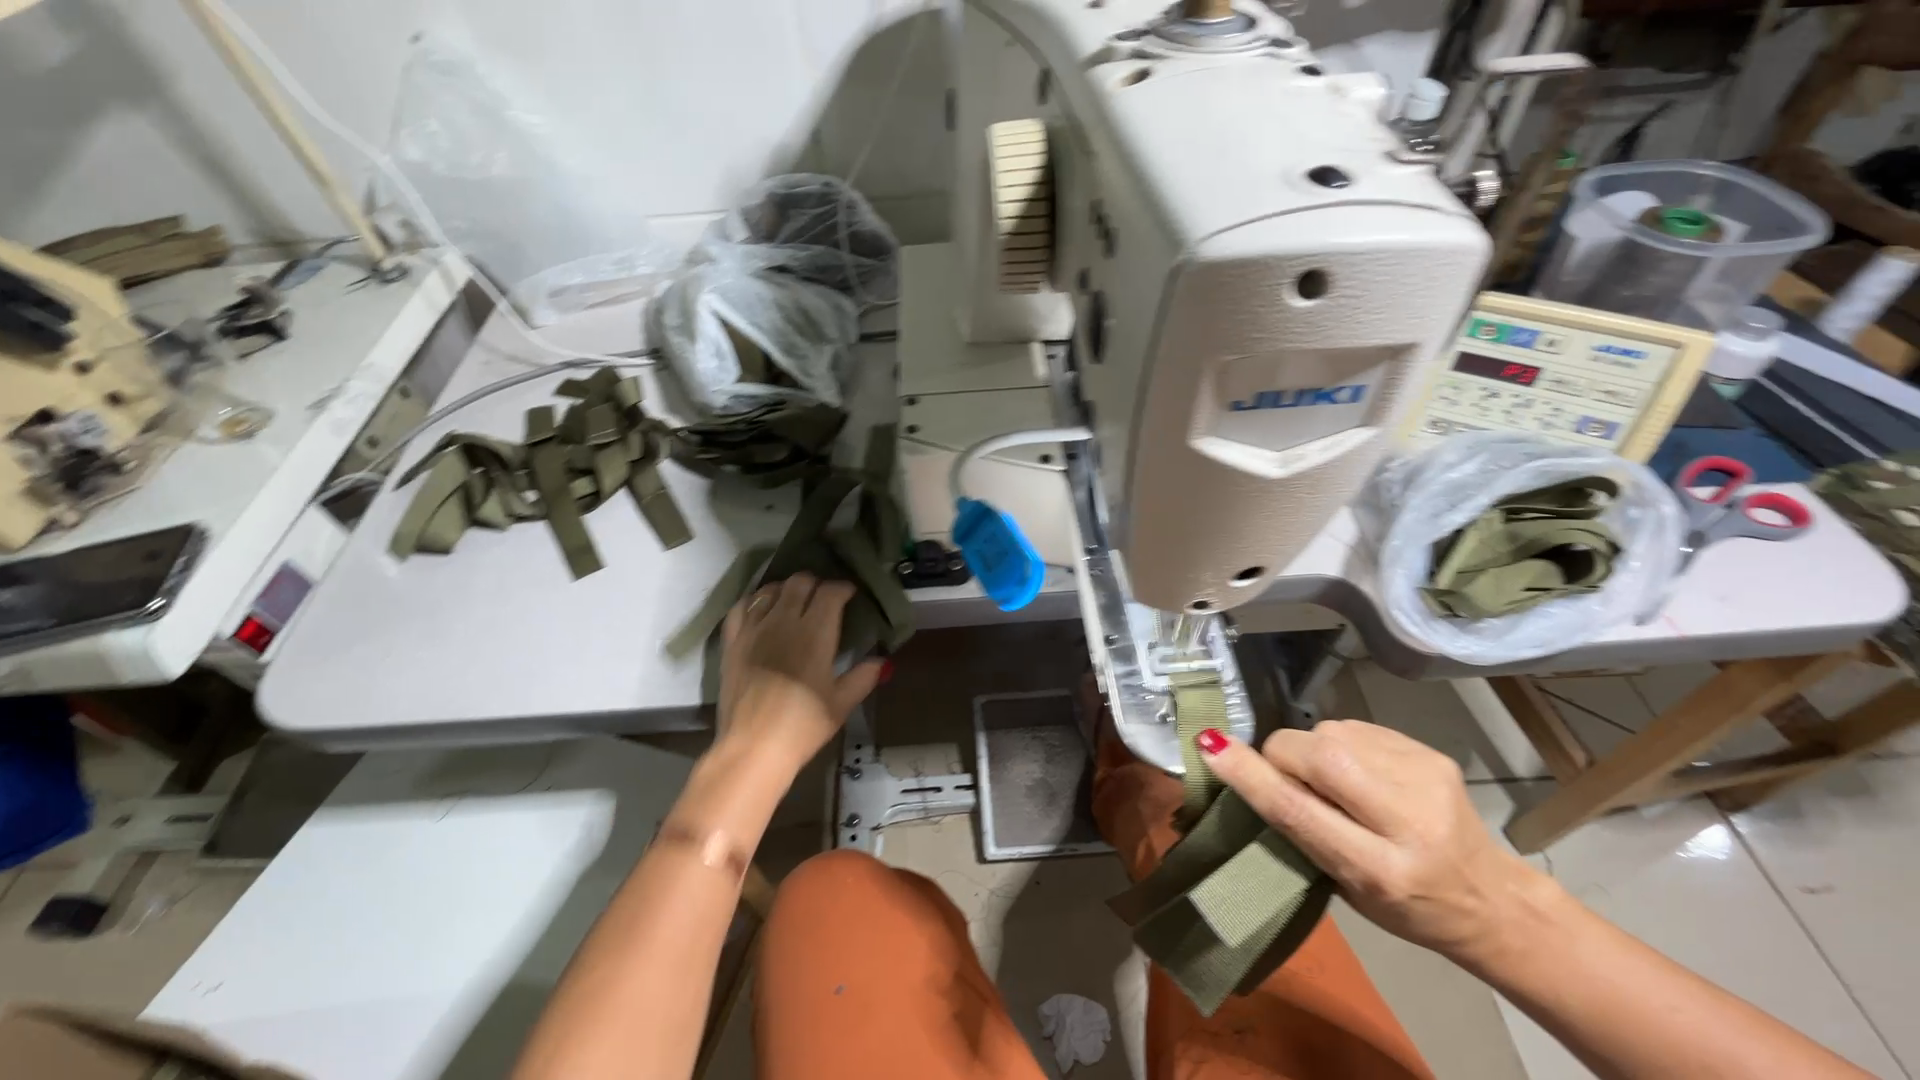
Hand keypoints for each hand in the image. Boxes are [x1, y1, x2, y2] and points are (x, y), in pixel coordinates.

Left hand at [716, 573, 886, 778]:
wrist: (754, 746)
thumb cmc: (803, 725)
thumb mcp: (841, 704)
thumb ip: (863, 677)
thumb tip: (882, 662)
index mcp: (816, 631)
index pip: (830, 592)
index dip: (842, 588)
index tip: (849, 594)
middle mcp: (784, 620)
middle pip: (799, 582)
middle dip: (815, 583)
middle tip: (822, 597)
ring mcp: (754, 628)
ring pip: (770, 590)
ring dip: (786, 589)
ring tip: (793, 600)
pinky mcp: (732, 642)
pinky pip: (741, 607)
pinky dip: (754, 601)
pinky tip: (760, 609)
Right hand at [1200, 720, 1551, 960]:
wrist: (1489, 897)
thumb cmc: (1403, 908)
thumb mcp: (1344, 886)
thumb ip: (1300, 829)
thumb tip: (1247, 770)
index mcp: (1378, 869)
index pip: (1300, 811)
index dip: (1251, 776)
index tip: (1212, 747)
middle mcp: (1406, 818)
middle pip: (1318, 754)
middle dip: (1282, 755)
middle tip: (1284, 778)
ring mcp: (1425, 777)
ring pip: (1332, 732)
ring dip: (1311, 749)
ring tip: (1329, 782)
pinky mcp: (1432, 752)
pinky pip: (1356, 728)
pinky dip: (1340, 744)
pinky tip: (1358, 771)